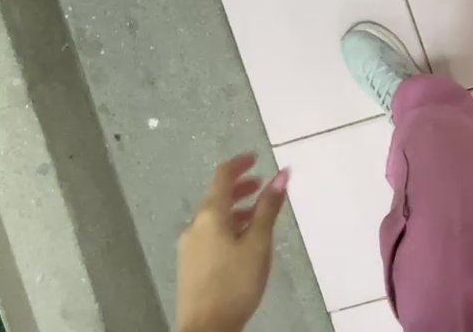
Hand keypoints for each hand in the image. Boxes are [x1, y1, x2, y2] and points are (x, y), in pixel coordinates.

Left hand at [176, 153, 288, 331]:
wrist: (206, 331)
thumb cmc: (234, 283)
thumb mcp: (258, 243)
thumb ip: (269, 207)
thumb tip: (283, 172)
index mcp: (210, 215)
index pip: (222, 176)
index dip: (239, 163)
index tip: (256, 157)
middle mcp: (196, 225)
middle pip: (217, 196)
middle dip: (240, 188)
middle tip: (261, 186)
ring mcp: (190, 247)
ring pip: (214, 218)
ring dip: (235, 210)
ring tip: (257, 217)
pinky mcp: (190, 266)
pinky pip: (210, 234)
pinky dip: (227, 228)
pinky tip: (241, 244)